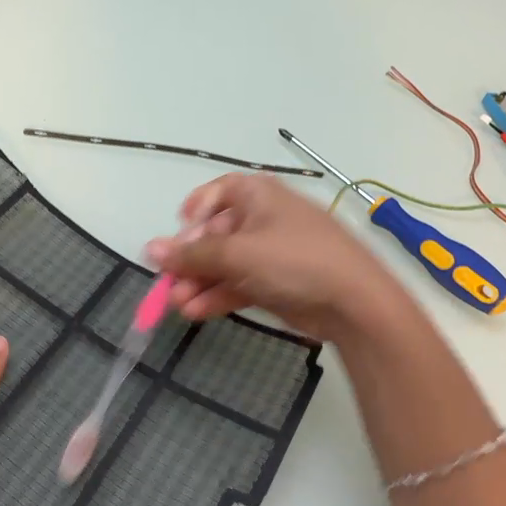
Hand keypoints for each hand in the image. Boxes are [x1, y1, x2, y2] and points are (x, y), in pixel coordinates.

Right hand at [144, 174, 394, 336]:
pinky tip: (196, 312)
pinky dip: (218, 295)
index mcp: (259, 195)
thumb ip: (191, 255)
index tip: (176, 234)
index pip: (218, 192)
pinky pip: (239, 283)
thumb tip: (150, 249)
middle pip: (215, 234)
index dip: (195, 211)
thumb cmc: (295, 261)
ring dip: (199, 283)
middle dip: (190, 260)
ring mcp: (272, 252)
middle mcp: (264, 218)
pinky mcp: (278, 282)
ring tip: (177, 306)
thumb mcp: (237, 254)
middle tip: (169, 284)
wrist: (356, 303)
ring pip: (225, 264)